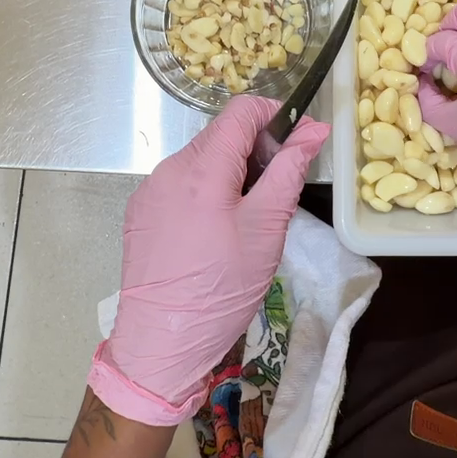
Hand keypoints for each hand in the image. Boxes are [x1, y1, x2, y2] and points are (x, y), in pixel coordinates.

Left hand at [87, 94, 329, 424]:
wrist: (161, 347)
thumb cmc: (222, 287)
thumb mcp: (267, 229)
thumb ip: (289, 171)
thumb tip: (315, 129)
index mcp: (201, 167)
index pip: (241, 110)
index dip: (275, 116)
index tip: (297, 144)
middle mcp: (169, 168)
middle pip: (221, 134)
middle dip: (256, 149)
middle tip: (277, 191)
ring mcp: (150, 190)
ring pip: (202, 159)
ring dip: (232, 171)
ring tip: (249, 217)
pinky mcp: (141, 212)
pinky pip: (182, 183)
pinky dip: (207, 191)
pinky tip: (216, 231)